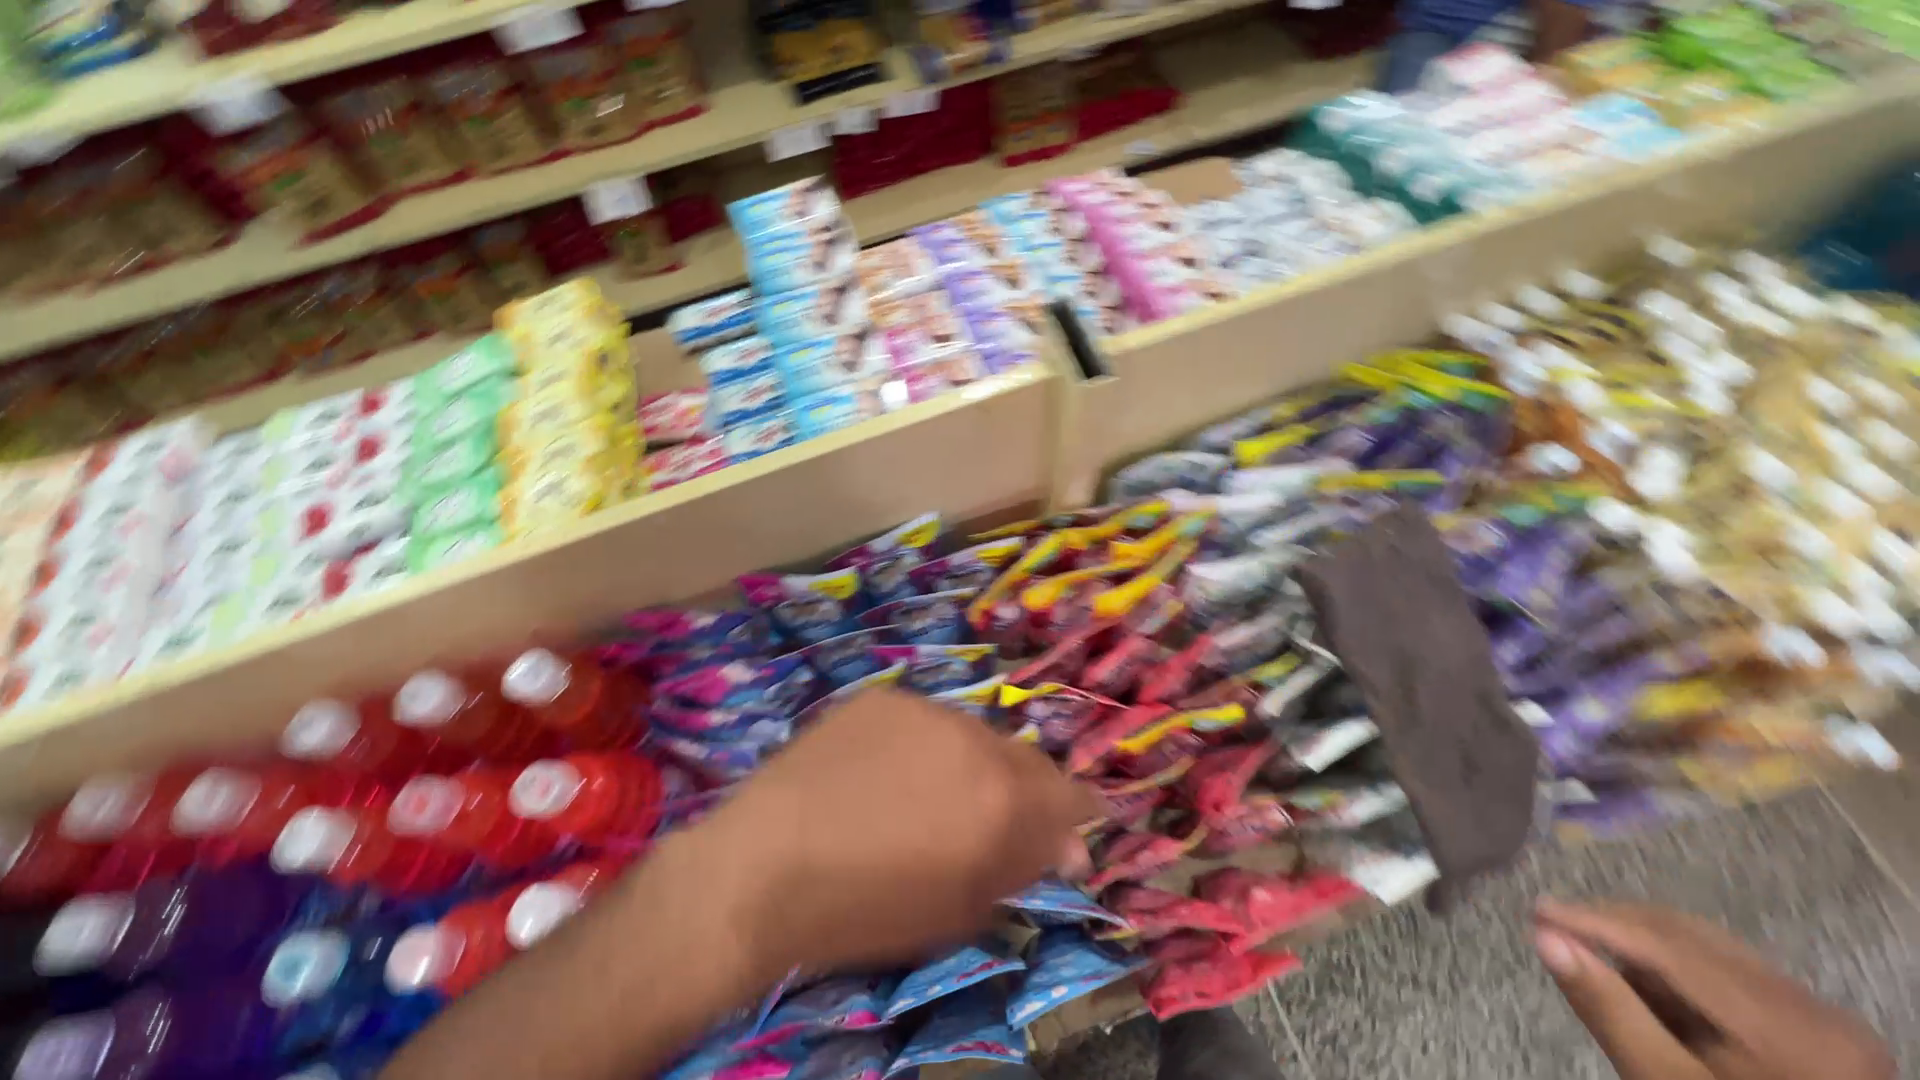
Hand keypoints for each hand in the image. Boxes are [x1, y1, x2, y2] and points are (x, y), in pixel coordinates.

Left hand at [686, 688, 1100, 981]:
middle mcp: (975, 740)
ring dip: (968, 765)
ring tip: (924, 797)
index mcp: (1003, 799)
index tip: (1062, 835)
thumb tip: (1067, 845)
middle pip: (1025, 758)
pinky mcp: (882, 697)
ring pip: (972, 736)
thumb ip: (1021, 868)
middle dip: (1021, 792)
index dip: (1075, 816)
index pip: (1070, 795)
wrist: (762, 866)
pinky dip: (920, 747)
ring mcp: (925, 710)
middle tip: (986, 822)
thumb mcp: (960, 910)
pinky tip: (883, 775)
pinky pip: (923, 721)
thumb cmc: (865, 910)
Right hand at [1534, 899, 1894, 1079]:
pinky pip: (1729, 971)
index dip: (1598, 922)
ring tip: (1589, 951)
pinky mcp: (1814, 1024)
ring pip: (1708, 948)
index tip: (1537, 909)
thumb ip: (1609, 1011)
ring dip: (1642, 943)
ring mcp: (1821, 1014)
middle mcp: (1813, 1006)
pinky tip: (1646, 985)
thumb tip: (1545, 938)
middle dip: (1617, 925)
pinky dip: (1676, 967)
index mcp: (1782, 1024)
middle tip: (1553, 922)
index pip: (1670, 946)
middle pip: (1691, 938)